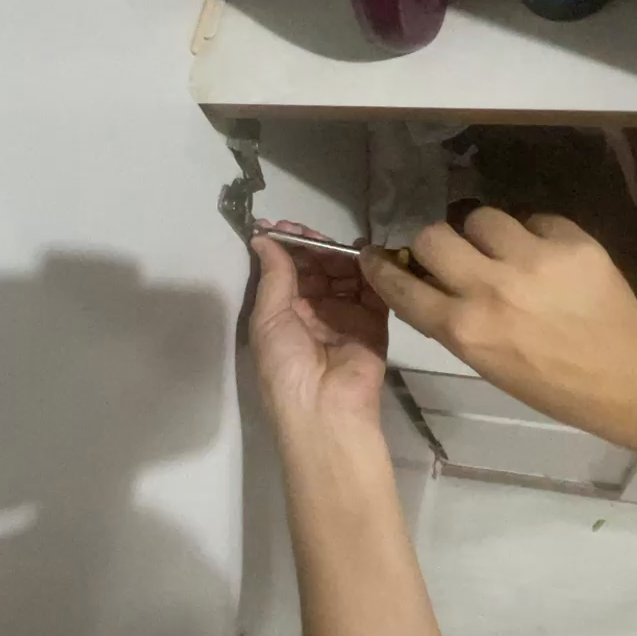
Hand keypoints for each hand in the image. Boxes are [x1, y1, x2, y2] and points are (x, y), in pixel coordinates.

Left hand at [249, 220, 388, 431]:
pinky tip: (366, 253)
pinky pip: (374, 292)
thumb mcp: (268, 319)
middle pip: (318, 270)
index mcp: (283, 315)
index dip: (287, 248)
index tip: (285, 225)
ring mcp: (345, 317)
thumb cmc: (286, 366)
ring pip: (346, 276)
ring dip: (342, 257)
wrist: (325, 409)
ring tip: (341, 244)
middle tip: (314, 234)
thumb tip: (262, 238)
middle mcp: (314, 313)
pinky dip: (371, 271)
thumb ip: (273, 276)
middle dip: (315, 249)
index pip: (287, 272)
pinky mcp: (373, 323)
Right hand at [359, 208, 636, 445]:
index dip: (381, 268)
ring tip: (506, 253)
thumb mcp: (488, 364)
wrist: (629, 379)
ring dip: (485, 234)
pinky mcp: (572, 241)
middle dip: (434, 245)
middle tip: (452, 255)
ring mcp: (532, 260)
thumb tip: (432, 286)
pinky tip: (547, 258)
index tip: (374, 255)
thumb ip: (455, 323)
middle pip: (433, 237)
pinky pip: (533, 219)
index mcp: (465, 331)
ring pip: (481, 217)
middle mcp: (490, 289)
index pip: (403, 287)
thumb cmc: (554, 387)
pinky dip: (533, 235)